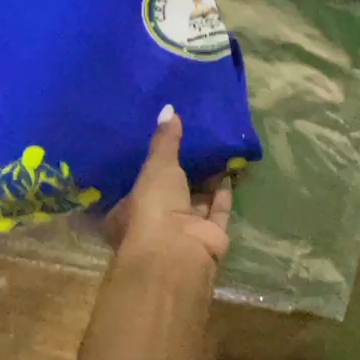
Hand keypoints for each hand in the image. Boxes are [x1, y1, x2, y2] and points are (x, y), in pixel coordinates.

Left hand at [102, 107, 232, 269]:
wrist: (177, 251)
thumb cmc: (153, 208)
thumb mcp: (156, 167)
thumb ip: (164, 141)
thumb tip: (169, 108)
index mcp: (128, 212)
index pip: (138, 187)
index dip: (151, 169)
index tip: (165, 148)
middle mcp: (155, 224)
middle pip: (171, 193)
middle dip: (184, 173)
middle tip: (196, 144)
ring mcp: (184, 231)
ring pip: (197, 200)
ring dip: (207, 180)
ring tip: (217, 150)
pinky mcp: (210, 235)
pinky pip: (218, 208)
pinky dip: (224, 191)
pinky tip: (231, 170)